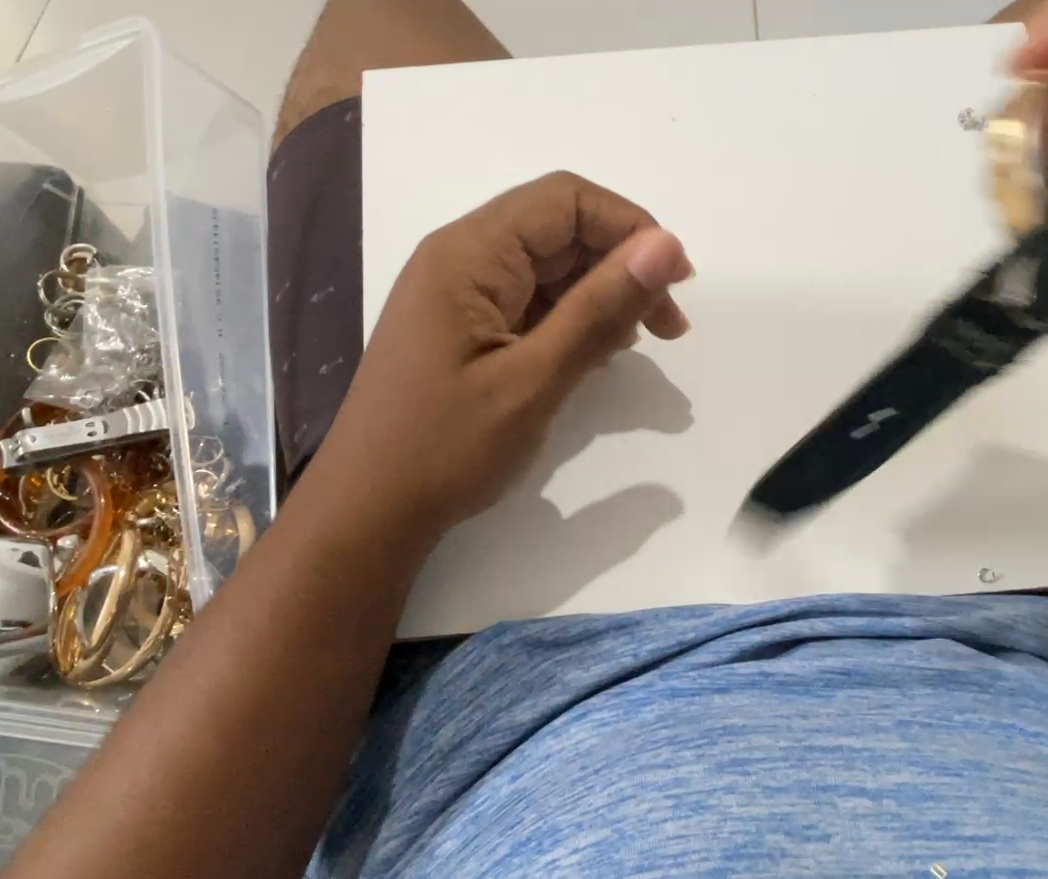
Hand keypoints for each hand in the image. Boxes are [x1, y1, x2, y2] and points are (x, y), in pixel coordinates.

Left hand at [293, 171, 692, 541]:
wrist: (369, 508)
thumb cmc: (444, 448)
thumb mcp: (531, 381)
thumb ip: (598, 311)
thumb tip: (664, 248)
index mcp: (468, 254)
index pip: (565, 201)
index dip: (631, 228)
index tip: (678, 282)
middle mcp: (460, 260)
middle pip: (558, 232)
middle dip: (621, 267)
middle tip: (669, 328)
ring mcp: (457, 298)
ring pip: (546, 272)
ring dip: (600, 298)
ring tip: (637, 345)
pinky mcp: (461, 333)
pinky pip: (527, 307)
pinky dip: (569, 324)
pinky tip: (594, 357)